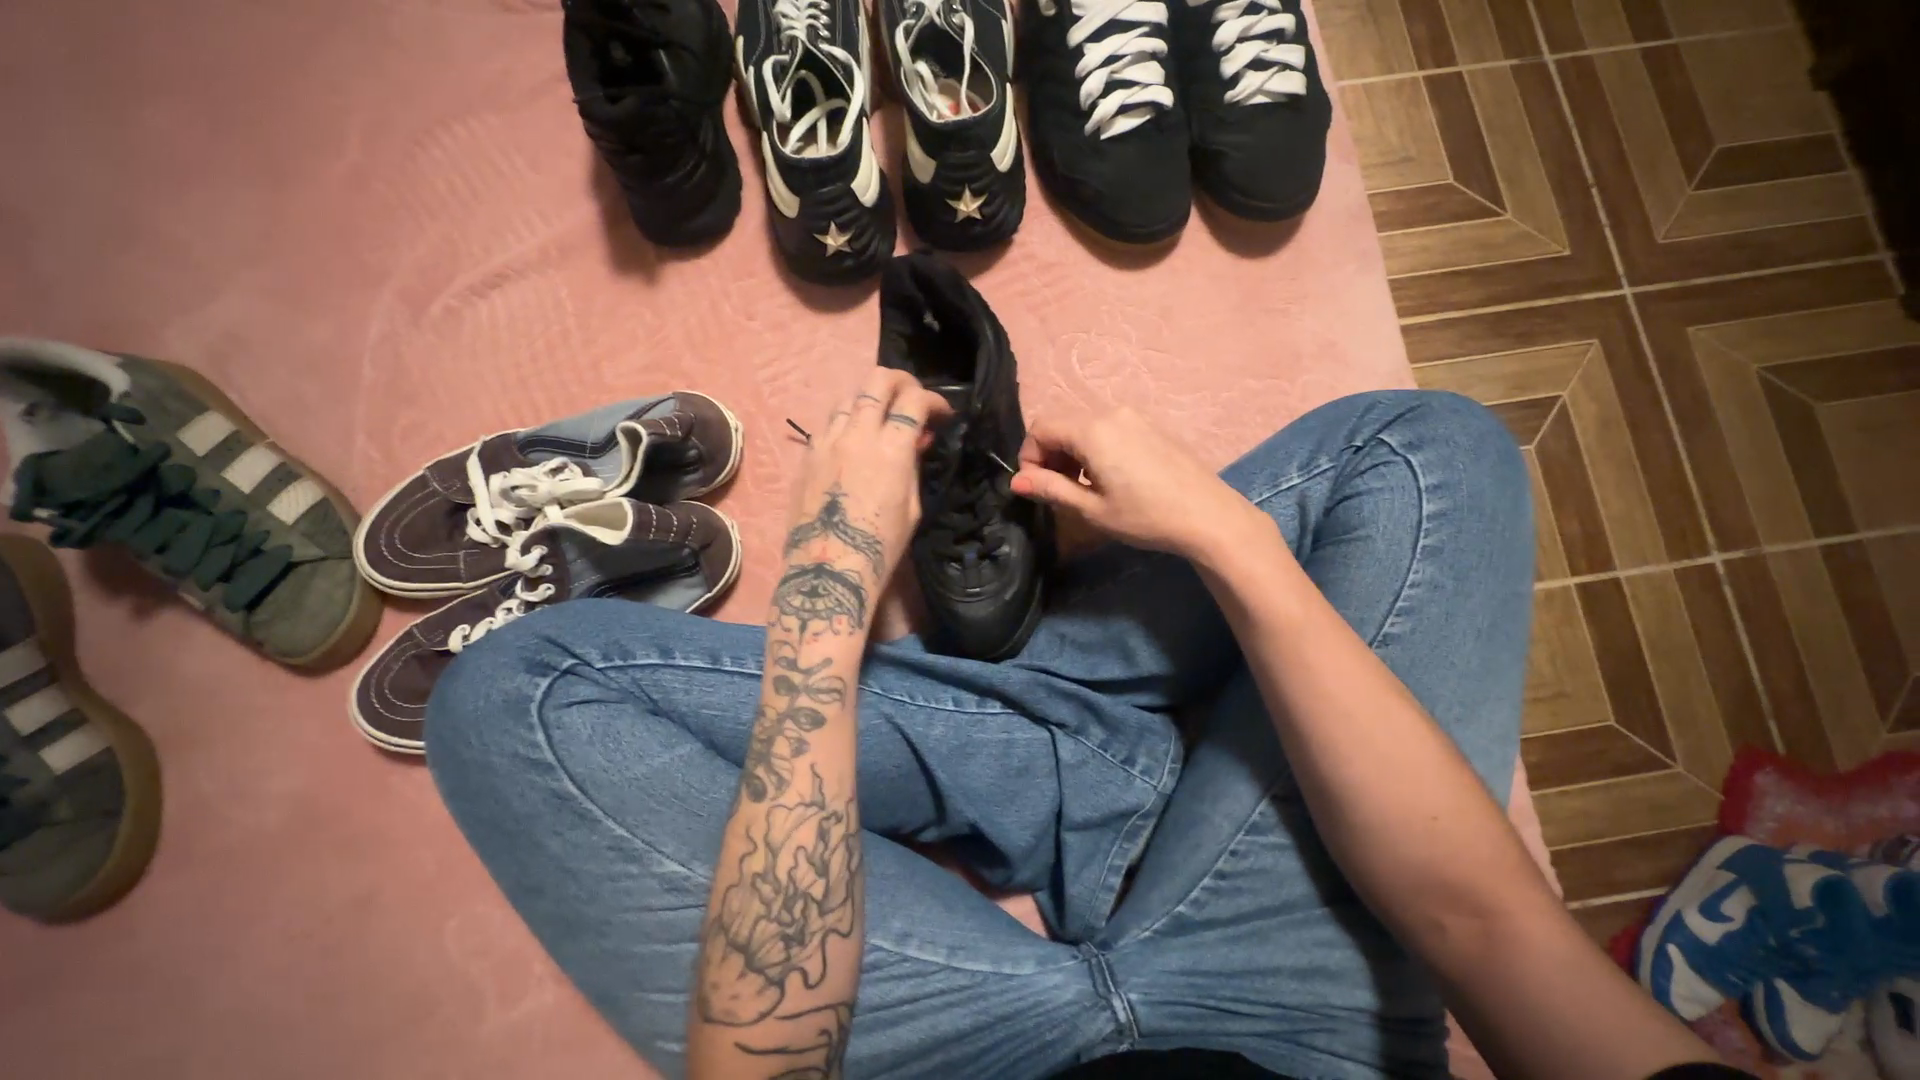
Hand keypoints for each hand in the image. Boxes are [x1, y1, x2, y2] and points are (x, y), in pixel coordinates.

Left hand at [772, 369, 950, 639]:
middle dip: (901, 381)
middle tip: (911, 396)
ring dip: (870, 401)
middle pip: (877, 380)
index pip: (914, 401)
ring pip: (849, 398)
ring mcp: (827, 441)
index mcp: (891, 449)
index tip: (942, 413)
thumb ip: (913, 466)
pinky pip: (828, 424)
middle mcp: (857, 434)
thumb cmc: (881, 546)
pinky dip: (847, 423)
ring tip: (880, 418)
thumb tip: (916, 440)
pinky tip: (853, 441)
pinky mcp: (807, 455)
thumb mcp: (911, 507)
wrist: (827, 569)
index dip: (935, 400)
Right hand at [1010, 406, 1270, 561]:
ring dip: (1072, 453)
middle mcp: (1111, 414)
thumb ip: (1051, 489)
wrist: (1208, 516)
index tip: (1035, 486)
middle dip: (1050, 455)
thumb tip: (1016, 481)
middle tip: (1057, 491)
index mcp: (1093, 431)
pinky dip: (1095, 449)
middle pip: (1063, 424)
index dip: (1029, 456)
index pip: (1041, 428)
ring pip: (1085, 427)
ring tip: (1083, 489)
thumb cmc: (1146, 517)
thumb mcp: (1092, 509)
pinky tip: (1109, 479)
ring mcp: (1135, 418)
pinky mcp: (1151, 427)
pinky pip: (1109, 430)